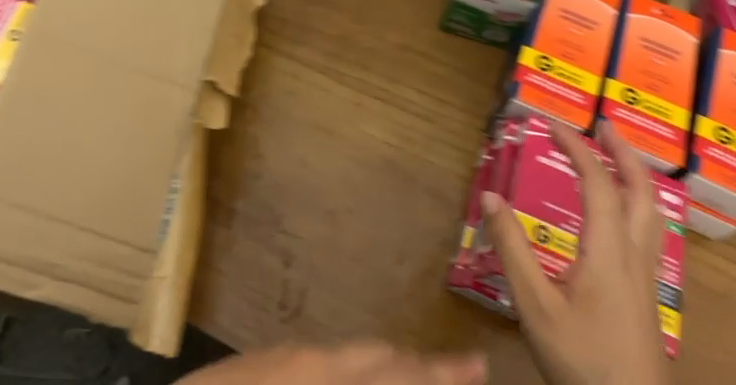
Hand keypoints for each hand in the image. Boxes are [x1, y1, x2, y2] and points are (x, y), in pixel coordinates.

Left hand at [178, 343, 486, 384]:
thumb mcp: (318, 379)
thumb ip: (365, 372)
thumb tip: (401, 368)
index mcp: (326, 374)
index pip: (399, 370)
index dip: (443, 371)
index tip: (479, 365)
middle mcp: (308, 358)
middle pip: (378, 355)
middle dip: (418, 366)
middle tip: (455, 372)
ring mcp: (280, 356)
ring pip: (347, 356)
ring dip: (381, 367)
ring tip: (407, 373)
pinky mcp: (256, 363)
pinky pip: (316, 360)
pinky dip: (345, 370)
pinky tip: (344, 380)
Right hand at [481, 120, 669, 384]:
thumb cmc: (582, 358)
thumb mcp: (534, 306)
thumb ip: (512, 249)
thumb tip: (489, 196)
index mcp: (608, 251)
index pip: (597, 183)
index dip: (576, 147)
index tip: (551, 122)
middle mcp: (635, 256)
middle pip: (641, 192)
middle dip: (624, 153)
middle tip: (602, 125)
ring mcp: (646, 278)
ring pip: (652, 214)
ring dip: (635, 177)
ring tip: (616, 159)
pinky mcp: (647, 297)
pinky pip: (648, 233)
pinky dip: (637, 205)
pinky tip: (622, 218)